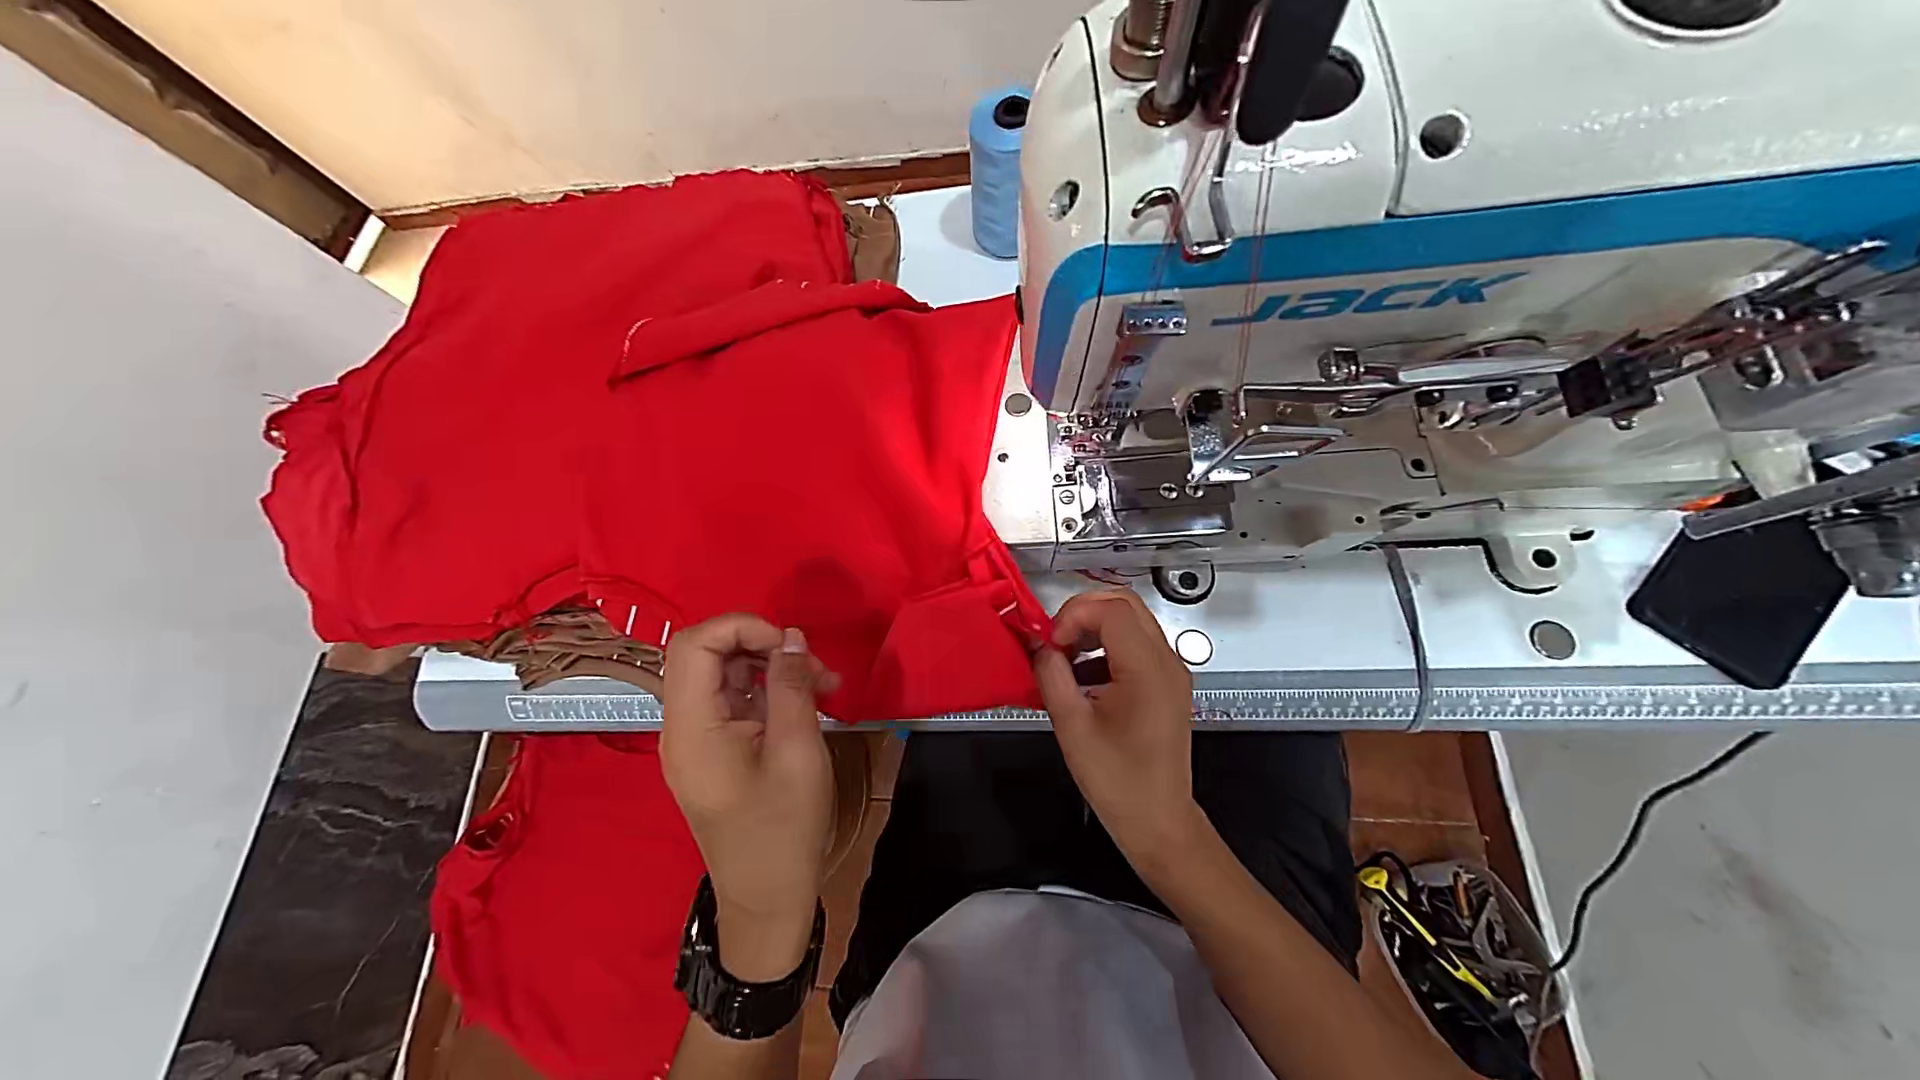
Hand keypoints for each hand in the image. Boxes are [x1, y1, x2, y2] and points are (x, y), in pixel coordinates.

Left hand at [660, 614, 840, 980]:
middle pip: (706, 655)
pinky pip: (733, 701)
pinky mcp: (713, 751)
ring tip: (823, 684)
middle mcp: (681, 728)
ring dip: (771, 668)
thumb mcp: (798, 752)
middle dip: (762, 645)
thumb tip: (791, 637)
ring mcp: (695, 740)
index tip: (789, 644)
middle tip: (812, 664)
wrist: (767, 899)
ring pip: (724, 675)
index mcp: (691, 728)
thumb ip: (792, 687)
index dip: (741, 627)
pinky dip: (769, 691)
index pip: (694, 644)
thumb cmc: (783, 830)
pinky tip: (808, 702)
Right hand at [1033, 589, 1203, 868]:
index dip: (1073, 616)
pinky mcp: (1165, 684)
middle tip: (1055, 639)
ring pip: (1130, 621)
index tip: (1051, 642)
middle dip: (1082, 613)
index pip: (1111, 611)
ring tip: (1064, 658)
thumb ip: (1051, 676)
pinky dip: (1105, 647)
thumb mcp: (1072, 726)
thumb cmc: (1121, 783)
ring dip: (1093, 629)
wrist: (1158, 820)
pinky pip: (1134, 646)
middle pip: (1124, 604)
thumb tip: (1039, 647)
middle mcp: (1167, 663)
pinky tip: (1081, 676)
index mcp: (1148, 671)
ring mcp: (1170, 672)